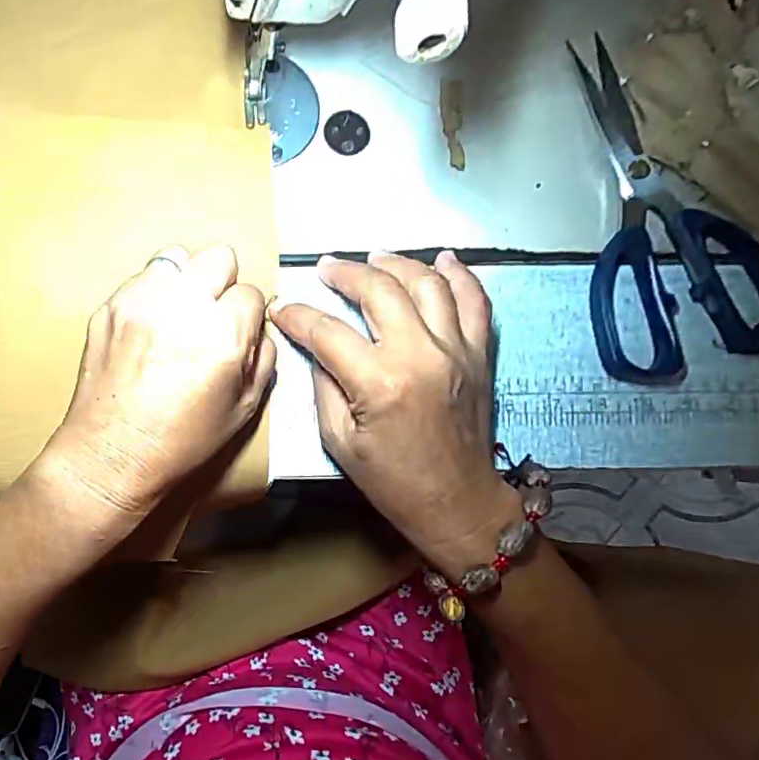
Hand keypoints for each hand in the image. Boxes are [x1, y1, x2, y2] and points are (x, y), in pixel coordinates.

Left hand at [38, 245, 276, 521]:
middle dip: (219, 285)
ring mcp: (139, 304)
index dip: (245, 316)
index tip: (235, 332)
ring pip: (175, 260)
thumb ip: (263, 359)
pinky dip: (149, 296)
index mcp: (222, 336)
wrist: (112, 455)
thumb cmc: (175, 442)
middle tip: (210, 316)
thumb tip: (257, 331)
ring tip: (176, 318)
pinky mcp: (109, 308)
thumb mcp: (242, 410)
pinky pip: (139, 281)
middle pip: (216, 258)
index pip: (249, 292)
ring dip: (182, 283)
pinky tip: (148, 328)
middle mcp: (181, 310)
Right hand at [270, 251, 519, 570]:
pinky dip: (458, 275)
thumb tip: (317, 349)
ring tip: (374, 258)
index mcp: (378, 383)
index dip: (296, 316)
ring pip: (427, 284)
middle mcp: (420, 356)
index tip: (280, 309)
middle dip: (345, 273)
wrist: (455, 501)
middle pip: (379, 291)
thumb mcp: (339, 441)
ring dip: (396, 264)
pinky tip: (439, 260)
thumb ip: (325, 387)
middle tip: (326, 268)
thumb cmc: (392, 481)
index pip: (327, 331)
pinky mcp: (478, 354)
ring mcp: (455, 350)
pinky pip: (474, 300)